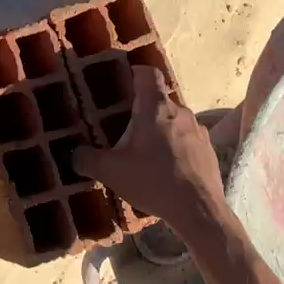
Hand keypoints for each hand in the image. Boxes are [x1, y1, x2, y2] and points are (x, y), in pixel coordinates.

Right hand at [75, 67, 227, 231]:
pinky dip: (175, 146)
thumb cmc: (152, 181)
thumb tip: (74, 154)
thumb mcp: (109, 171)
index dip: (135, 73)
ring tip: (145, 151)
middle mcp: (180, 112)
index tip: (124, 82)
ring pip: (174, 120)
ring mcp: (198, 130)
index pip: (148, 74)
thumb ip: (85, 159)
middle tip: (124, 126)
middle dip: (142, 109)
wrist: (198, 211)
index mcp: (154, 108)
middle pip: (159, 100)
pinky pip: (187, 138)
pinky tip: (166, 168)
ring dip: (160, 128)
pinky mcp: (209, 149)